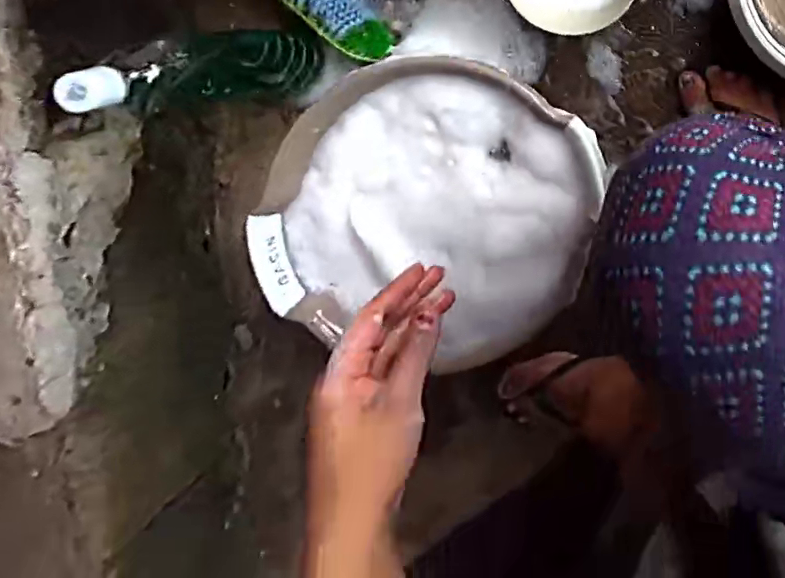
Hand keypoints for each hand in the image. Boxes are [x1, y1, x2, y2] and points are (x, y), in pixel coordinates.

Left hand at [305, 264, 454, 577]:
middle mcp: (344, 378)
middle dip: (409, 300)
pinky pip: (390, 363)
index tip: (422, 270)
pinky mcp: (369, 407)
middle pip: (378, 328)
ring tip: (444, 296)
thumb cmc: (372, 458)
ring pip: (387, 345)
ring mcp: (356, 393)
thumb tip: (429, 314)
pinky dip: (412, 344)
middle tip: (438, 275)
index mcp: (340, 373)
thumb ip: (415, 353)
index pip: (370, 319)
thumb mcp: (400, 400)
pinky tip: (430, 333)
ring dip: (415, 321)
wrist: (356, 515)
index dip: (397, 291)